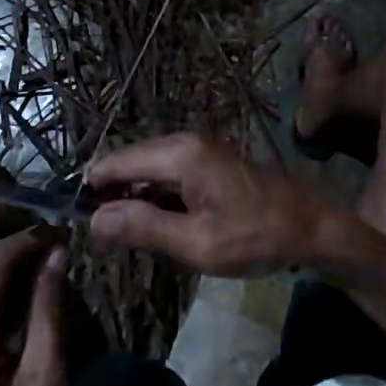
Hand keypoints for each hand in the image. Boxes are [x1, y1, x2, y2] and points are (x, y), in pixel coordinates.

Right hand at [86, 133, 334, 276]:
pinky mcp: (208, 161)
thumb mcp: (196, 243)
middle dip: (110, 196)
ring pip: (148, 169)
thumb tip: (94, 219)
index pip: (116, 162)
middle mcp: (184, 142)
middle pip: (130, 163)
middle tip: (100, 240)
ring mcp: (198, 149)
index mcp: (179, 154)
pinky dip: (155, 196)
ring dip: (132, 198)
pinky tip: (155, 225)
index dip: (91, 188)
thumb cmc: (255, 237)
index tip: (74, 219)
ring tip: (121, 238)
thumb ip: (143, 227)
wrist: (311, 227)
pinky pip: (167, 173)